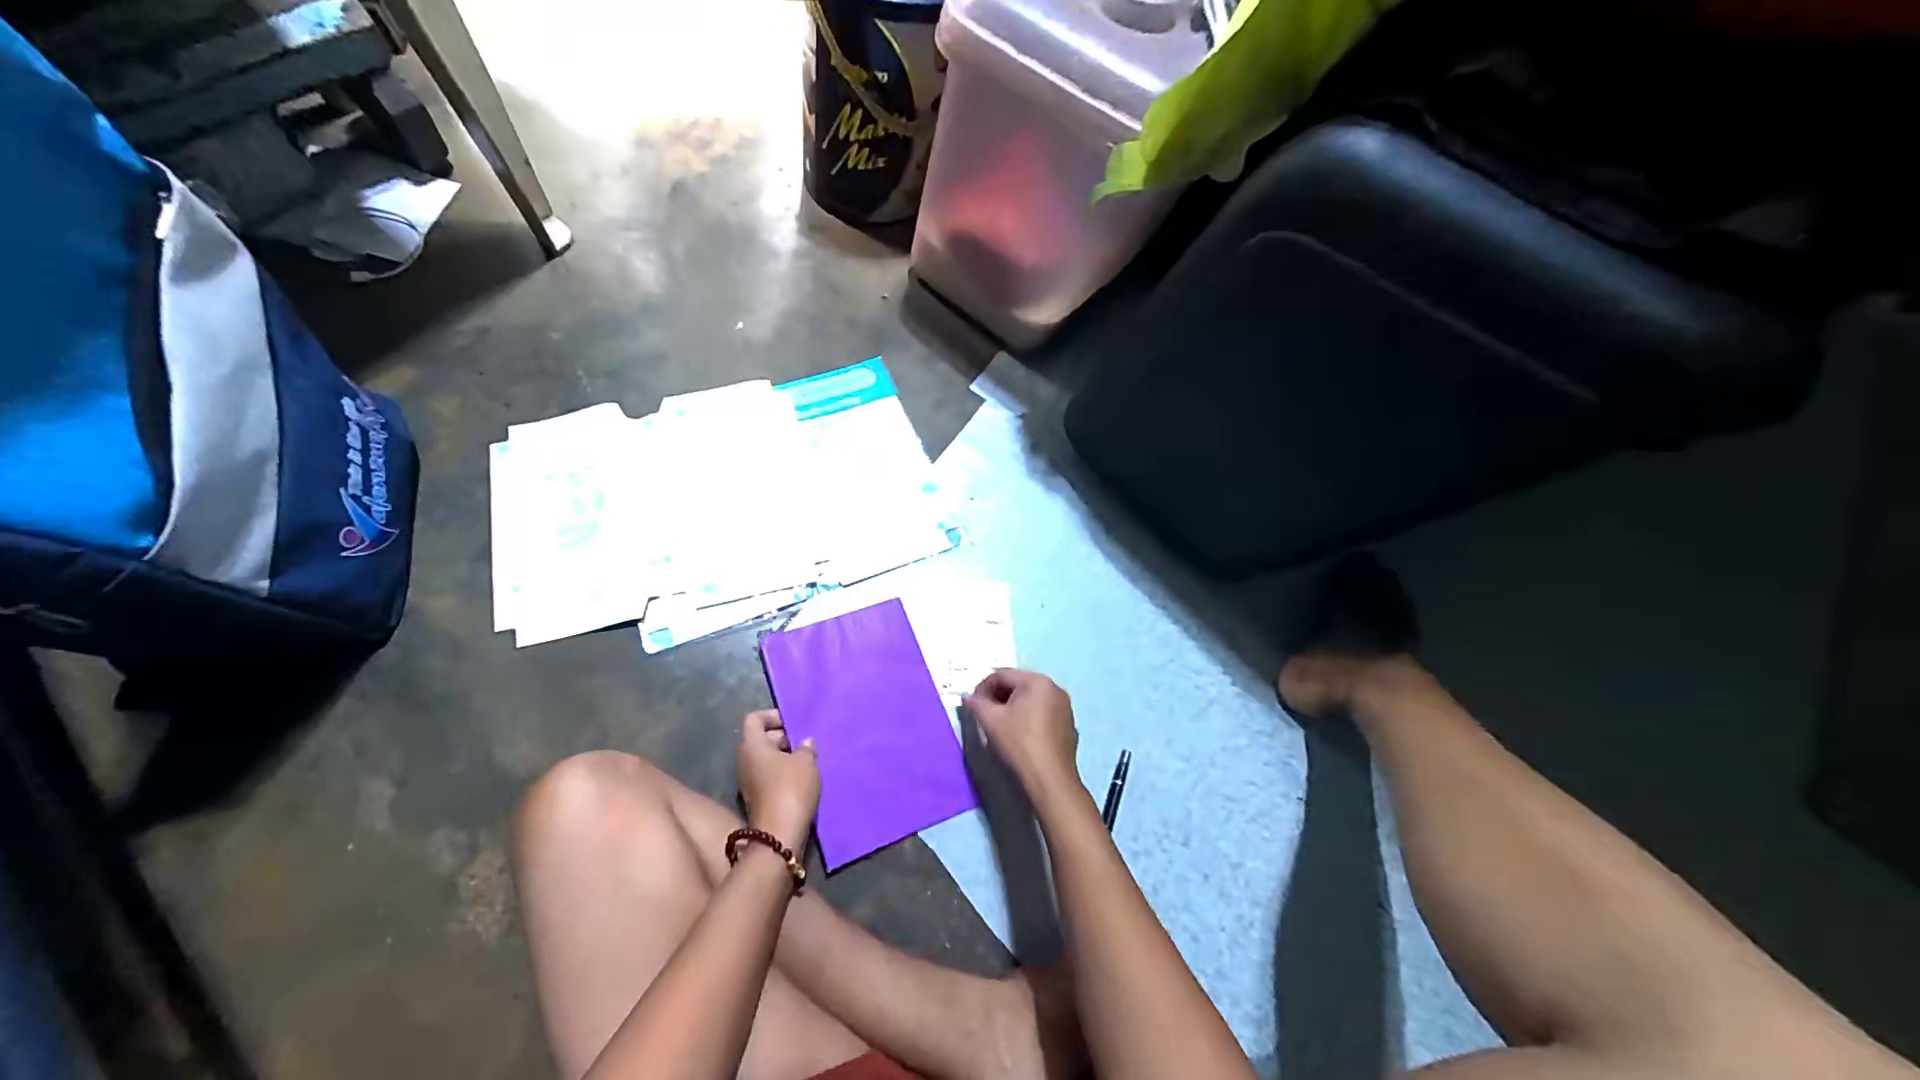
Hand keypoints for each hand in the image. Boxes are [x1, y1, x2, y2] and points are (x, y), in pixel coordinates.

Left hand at [736, 710, 818, 853]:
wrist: (779, 834)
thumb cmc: (790, 788)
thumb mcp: (806, 762)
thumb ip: (806, 747)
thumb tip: (805, 742)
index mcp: (751, 746)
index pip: (754, 719)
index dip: (773, 716)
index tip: (794, 723)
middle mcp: (744, 760)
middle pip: (761, 738)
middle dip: (783, 737)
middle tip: (806, 742)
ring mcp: (748, 781)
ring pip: (766, 758)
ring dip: (785, 756)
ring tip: (808, 760)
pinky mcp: (756, 797)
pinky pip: (768, 775)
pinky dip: (783, 772)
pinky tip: (803, 778)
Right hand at [963, 669, 1078, 799]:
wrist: (1050, 779)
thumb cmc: (1019, 744)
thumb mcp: (991, 721)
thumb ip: (976, 704)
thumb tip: (967, 697)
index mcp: (1037, 681)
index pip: (1001, 675)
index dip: (982, 688)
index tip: (973, 705)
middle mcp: (1054, 688)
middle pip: (1018, 684)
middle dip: (998, 697)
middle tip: (984, 715)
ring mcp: (1064, 706)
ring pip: (1031, 699)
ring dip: (1013, 707)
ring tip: (1000, 725)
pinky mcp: (1068, 724)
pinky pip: (1043, 712)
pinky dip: (1028, 717)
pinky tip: (1020, 735)